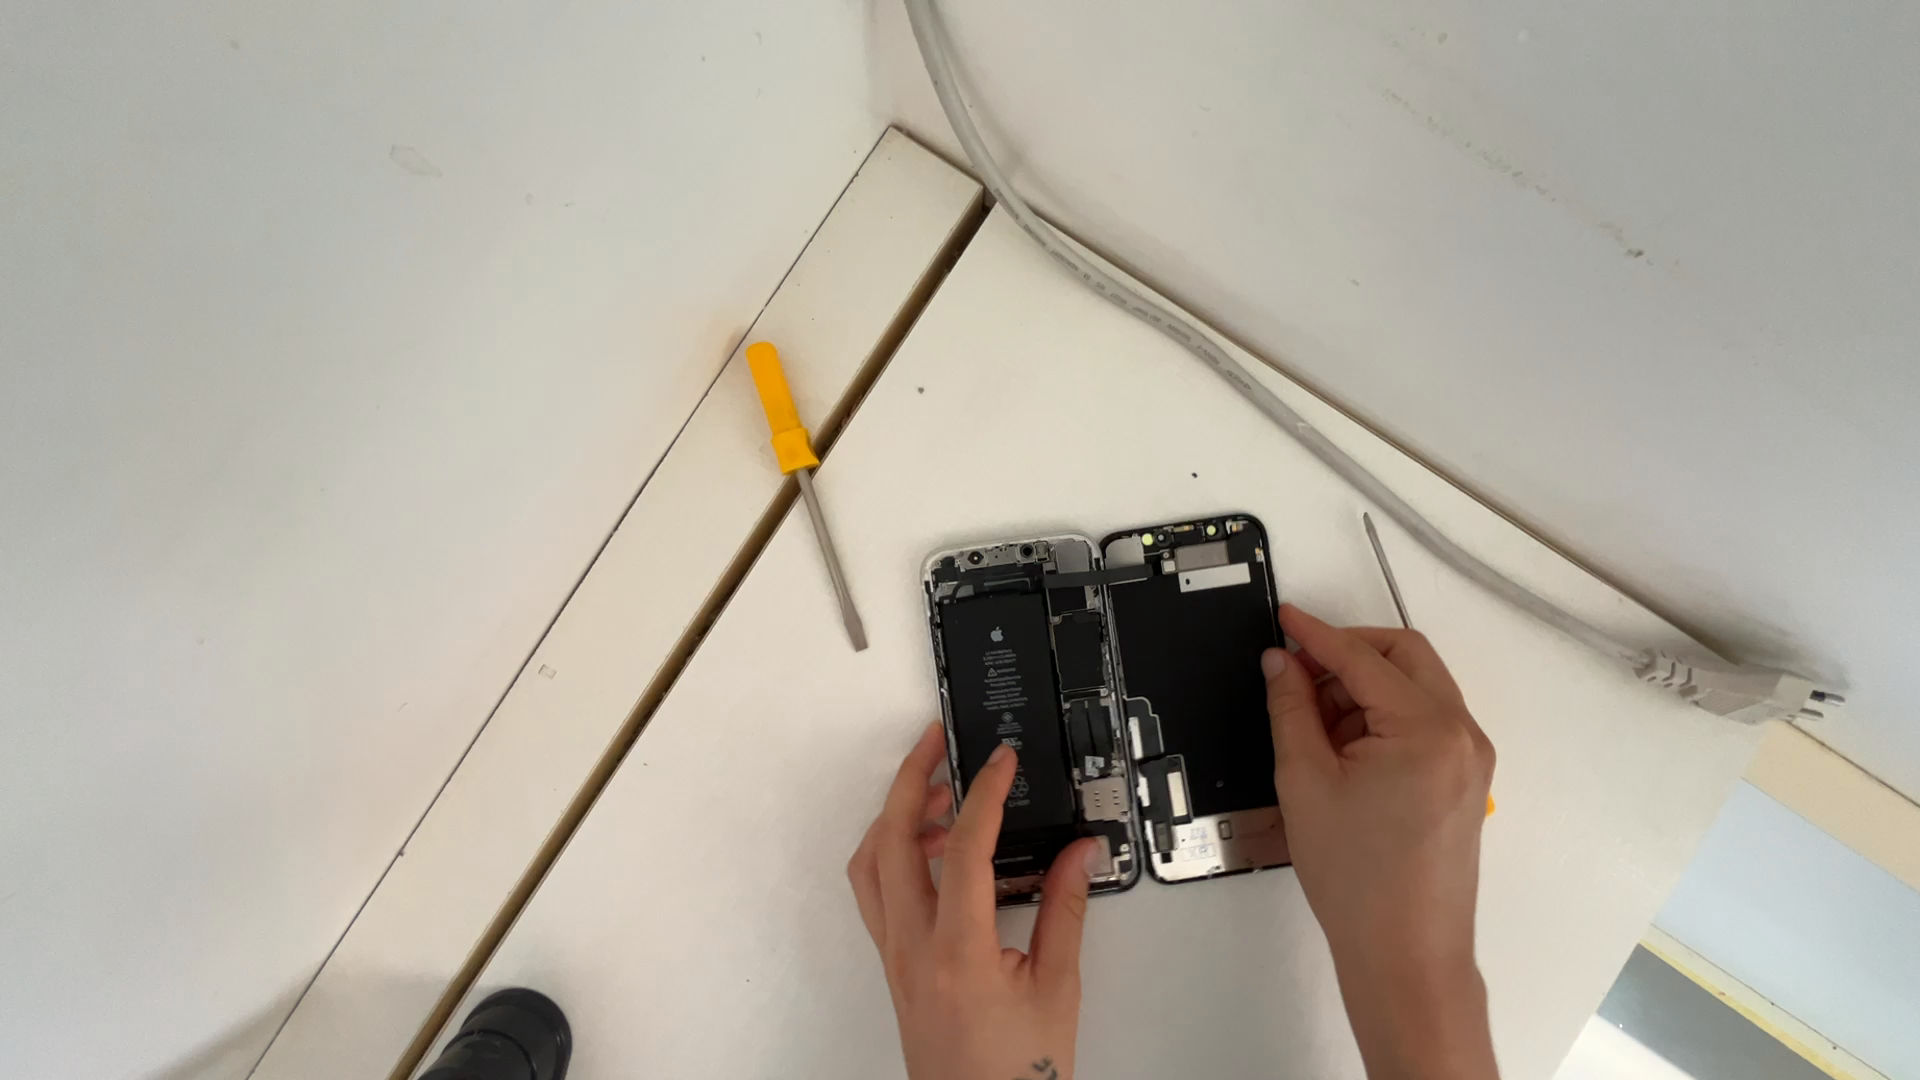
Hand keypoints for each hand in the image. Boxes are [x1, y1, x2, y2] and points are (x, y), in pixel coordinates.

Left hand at [849, 722, 1102, 1079]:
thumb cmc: (1016, 1076)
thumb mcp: (1057, 988)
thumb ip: (1066, 909)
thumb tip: (1079, 852)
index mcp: (957, 952)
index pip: (963, 847)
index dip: (985, 794)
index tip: (1001, 762)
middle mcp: (912, 947)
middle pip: (890, 837)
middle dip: (909, 776)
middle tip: (934, 741)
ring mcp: (893, 953)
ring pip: (870, 861)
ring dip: (895, 812)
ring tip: (938, 791)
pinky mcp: (892, 961)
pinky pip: (875, 889)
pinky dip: (891, 849)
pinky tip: (928, 845)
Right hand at [1263, 604, 1498, 1079]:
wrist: (1404, 952)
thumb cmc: (1354, 871)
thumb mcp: (1304, 778)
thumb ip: (1290, 706)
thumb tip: (1280, 661)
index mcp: (1427, 729)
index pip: (1363, 658)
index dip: (1315, 633)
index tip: (1283, 615)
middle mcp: (1462, 733)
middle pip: (1405, 655)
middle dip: (1348, 650)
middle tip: (1297, 666)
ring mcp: (1469, 757)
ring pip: (1414, 684)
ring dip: (1362, 683)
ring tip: (1311, 717)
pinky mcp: (1463, 777)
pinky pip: (1420, 717)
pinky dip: (1379, 712)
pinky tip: (1339, 741)